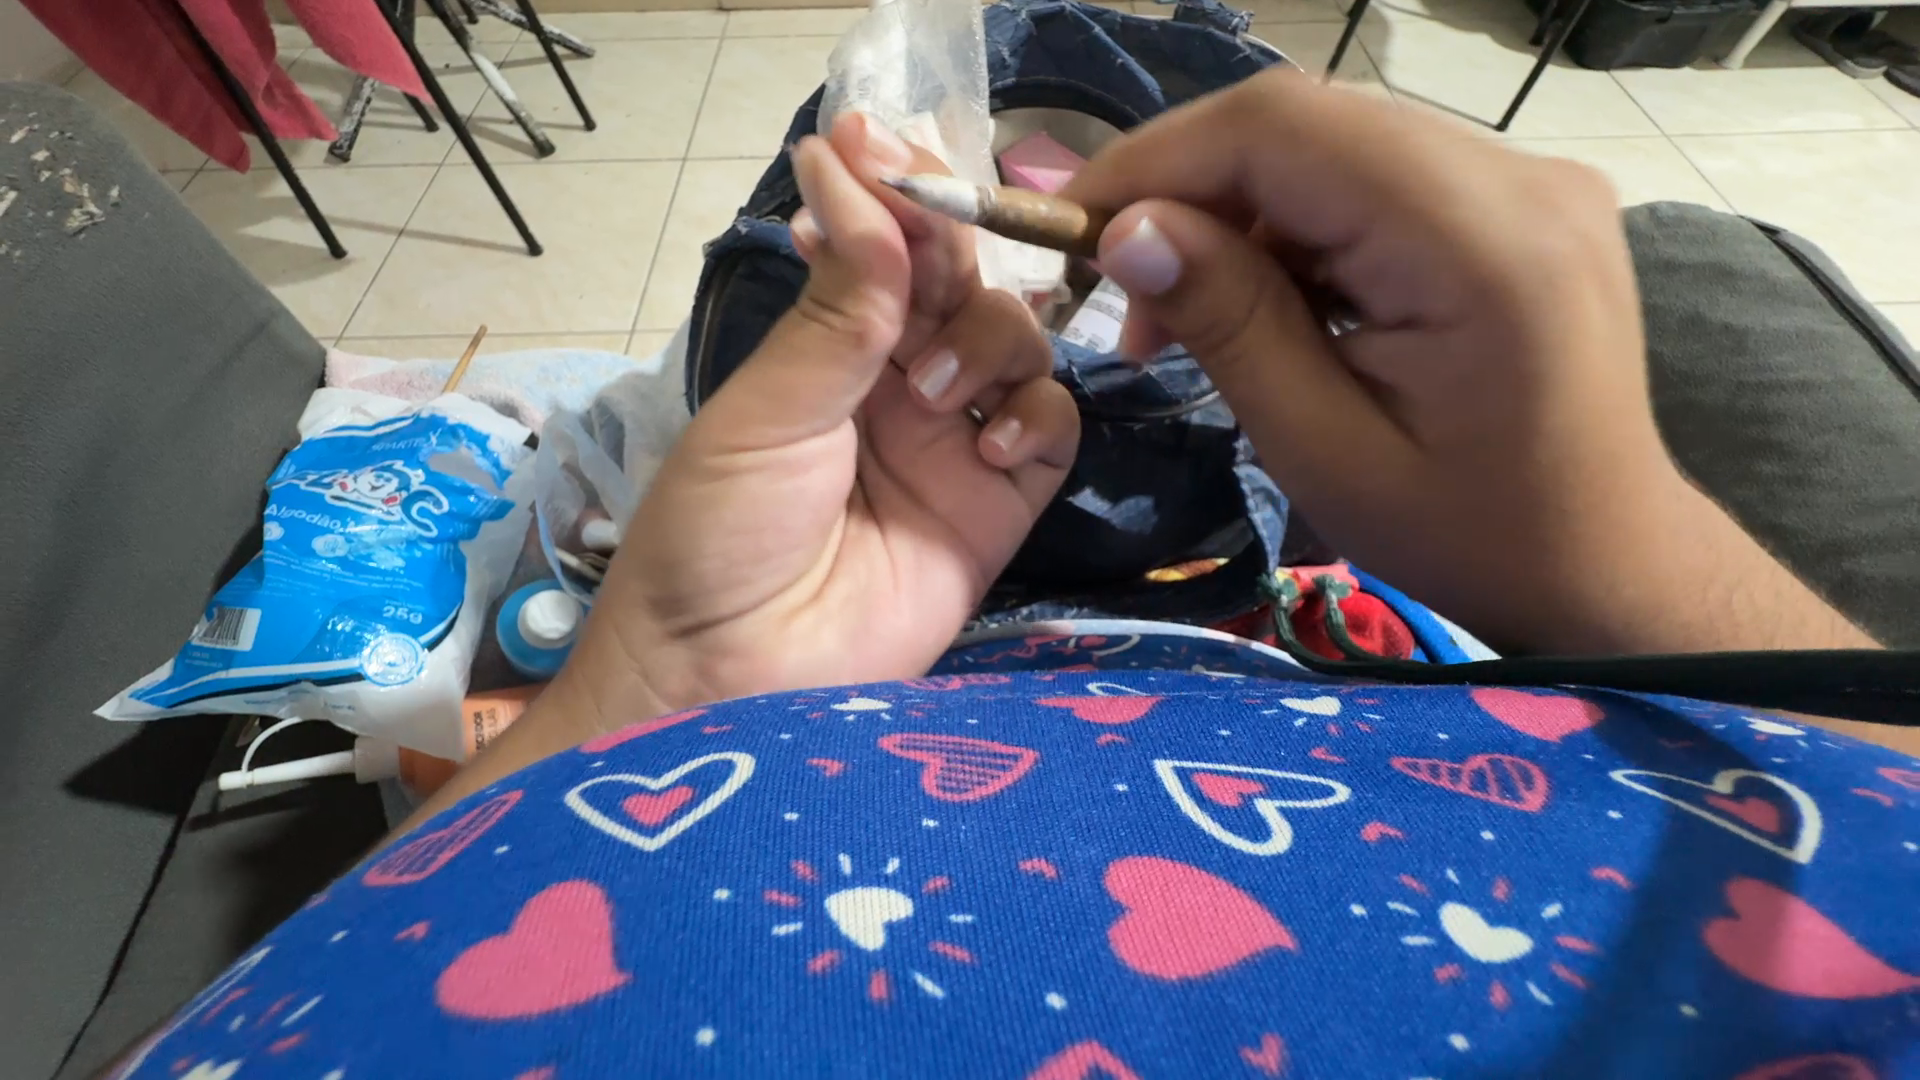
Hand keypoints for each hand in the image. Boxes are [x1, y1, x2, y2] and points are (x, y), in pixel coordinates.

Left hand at [563, 113, 1077, 727]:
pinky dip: (1036, 420)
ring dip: (993, 344)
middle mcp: (900, 388)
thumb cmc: (721, 535)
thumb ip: (839, 307)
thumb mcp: (770, 410)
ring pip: (1020, 345)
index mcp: (831, 352)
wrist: (737, 678)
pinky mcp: (999, 507)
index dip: (897, 195)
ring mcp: (955, 445)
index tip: (884, 145)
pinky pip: (1050, 431)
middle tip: (926, 273)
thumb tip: (849, 167)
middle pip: (966, 284)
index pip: (888, 250)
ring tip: (937, 396)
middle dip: (954, 260)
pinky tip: (988, 448)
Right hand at [1066, 70, 1870, 653]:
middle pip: (1299, 128)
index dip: (1156, 161)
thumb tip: (1128, 235)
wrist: (1591, 559)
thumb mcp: (1318, 448)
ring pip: (1319, 155)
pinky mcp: (1499, 208)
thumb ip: (1231, 326)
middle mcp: (1513, 175)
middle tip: (1113, 290)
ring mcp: (1516, 182)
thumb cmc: (1455, 532)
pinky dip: (1275, 240)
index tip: (1071, 226)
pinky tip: (1247, 309)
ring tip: (1170, 322)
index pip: (1283, 130)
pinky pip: (1355, 191)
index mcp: (1479, 240)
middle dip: (1180, 194)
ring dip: (1223, 224)